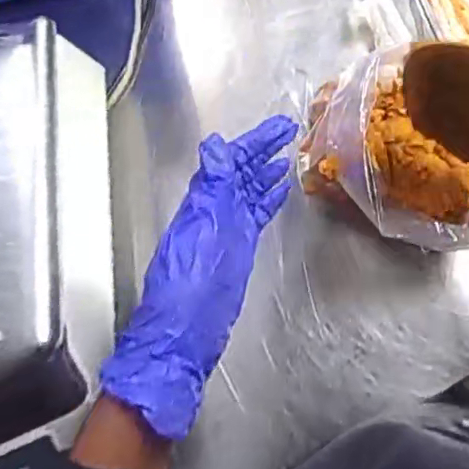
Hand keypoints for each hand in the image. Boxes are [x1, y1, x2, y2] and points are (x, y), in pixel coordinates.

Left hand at [100, 115, 297, 440]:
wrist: (179, 342)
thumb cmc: (189, 291)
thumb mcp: (201, 234)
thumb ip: (211, 189)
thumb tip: (215, 145)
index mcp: (203, 205)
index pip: (231, 161)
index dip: (255, 141)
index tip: (280, 127)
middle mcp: (213, 213)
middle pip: (240, 171)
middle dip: (263, 149)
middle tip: (289, 131)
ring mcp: (224, 231)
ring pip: (248, 191)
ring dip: (266, 171)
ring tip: (286, 156)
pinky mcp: (235, 249)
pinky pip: (254, 215)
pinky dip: (267, 200)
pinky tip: (279, 192)